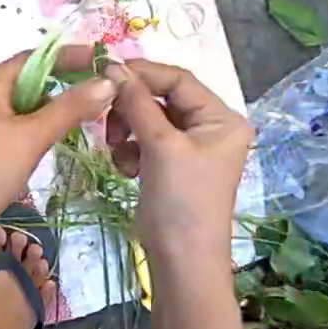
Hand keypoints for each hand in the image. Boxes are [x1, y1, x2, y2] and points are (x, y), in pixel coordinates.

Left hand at [0, 46, 116, 234]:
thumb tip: (107, 82)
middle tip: (97, 88)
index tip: (100, 60)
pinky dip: (37, 121)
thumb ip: (70, 108)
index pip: (32, 59)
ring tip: (84, 111)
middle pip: (27, 78)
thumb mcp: (33, 138)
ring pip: (22, 101)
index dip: (68, 57)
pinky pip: (14, 119)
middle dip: (62, 81)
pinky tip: (55, 132)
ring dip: (51, 104)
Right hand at [104, 58, 250, 259]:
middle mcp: (210, 128)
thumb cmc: (181, 201)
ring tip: (116, 148)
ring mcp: (190, 148)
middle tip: (106, 116)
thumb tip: (114, 67)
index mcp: (222, 118)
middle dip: (132, 106)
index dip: (144, 73)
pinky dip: (130, 150)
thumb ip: (138, 103)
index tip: (106, 70)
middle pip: (163, 98)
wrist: (181, 261)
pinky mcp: (171, 166)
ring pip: (149, 119)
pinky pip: (145, 142)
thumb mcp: (161, 147)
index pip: (180, 80)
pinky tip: (126, 168)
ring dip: (128, 129)